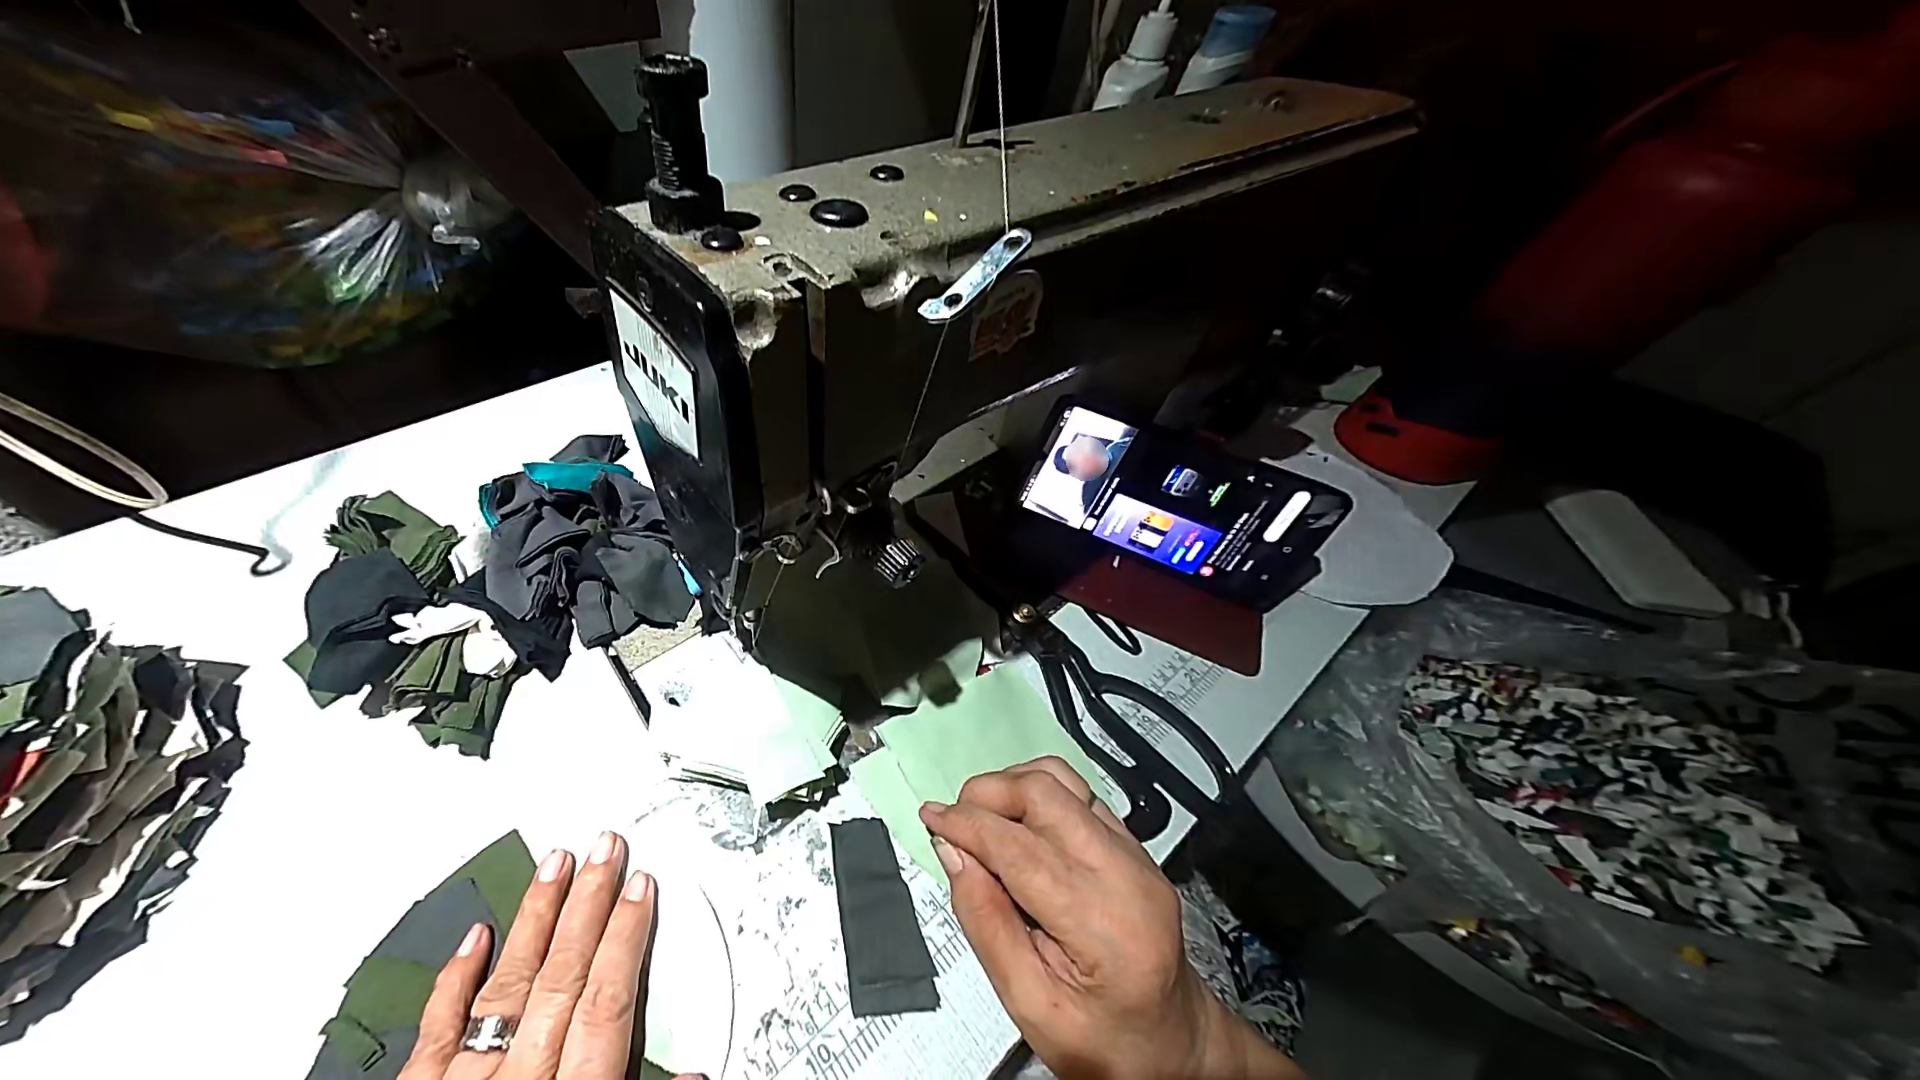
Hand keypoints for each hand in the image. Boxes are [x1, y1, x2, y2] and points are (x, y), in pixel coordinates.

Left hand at [398, 831, 701, 1079]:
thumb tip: (693, 1078)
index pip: (607, 1001)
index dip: (628, 936)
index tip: (641, 886)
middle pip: (563, 977)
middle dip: (590, 904)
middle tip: (607, 848)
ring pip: (505, 986)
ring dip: (536, 918)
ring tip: (556, 864)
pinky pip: (435, 1032)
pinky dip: (456, 979)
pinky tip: (477, 935)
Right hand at [921, 759, 1303, 1079]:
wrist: (1173, 1041)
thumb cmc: (1106, 1042)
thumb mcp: (1033, 1007)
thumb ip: (987, 926)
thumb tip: (954, 855)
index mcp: (1103, 924)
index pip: (1021, 848)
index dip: (968, 825)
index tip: (932, 818)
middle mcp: (1126, 872)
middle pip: (1044, 792)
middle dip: (987, 793)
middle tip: (955, 820)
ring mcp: (1134, 850)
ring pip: (1062, 778)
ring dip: (1012, 785)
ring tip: (983, 818)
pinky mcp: (1132, 841)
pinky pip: (1078, 791)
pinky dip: (1036, 791)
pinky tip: (1018, 820)